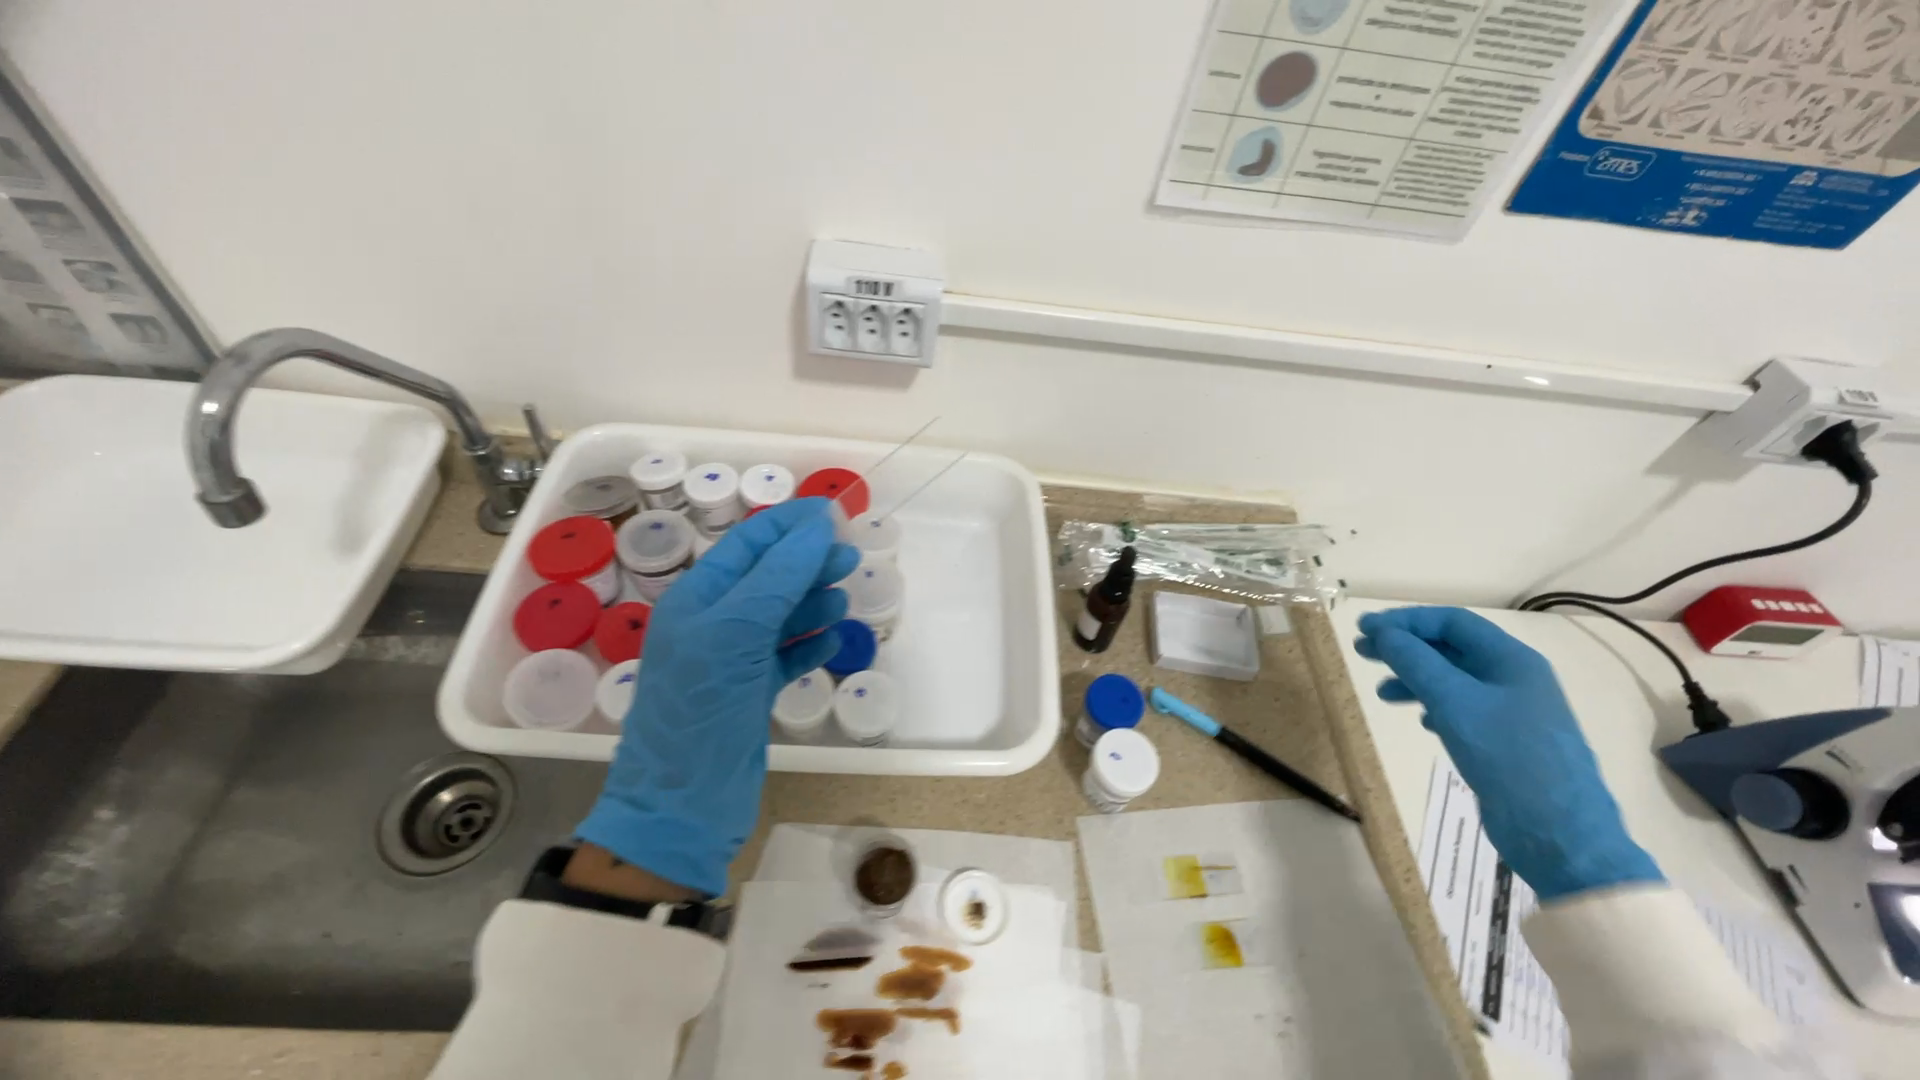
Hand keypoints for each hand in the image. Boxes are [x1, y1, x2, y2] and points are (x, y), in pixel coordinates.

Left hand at [575, 497, 859, 896]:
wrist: (681, 807)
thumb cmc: (703, 709)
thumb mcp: (738, 631)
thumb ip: (780, 576)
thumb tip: (820, 528)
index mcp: (699, 599)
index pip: (749, 544)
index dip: (791, 524)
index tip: (837, 514)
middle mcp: (713, 623)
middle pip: (768, 575)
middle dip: (808, 562)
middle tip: (852, 557)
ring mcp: (731, 661)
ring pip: (780, 615)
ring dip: (811, 602)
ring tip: (843, 599)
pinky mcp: (749, 695)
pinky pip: (785, 656)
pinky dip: (808, 645)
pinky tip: (831, 641)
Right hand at [1355, 606, 1661, 900]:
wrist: (1558, 834)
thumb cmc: (1508, 758)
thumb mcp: (1455, 703)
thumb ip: (1416, 663)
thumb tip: (1382, 633)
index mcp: (1512, 660)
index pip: (1452, 622)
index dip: (1405, 621)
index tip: (1364, 629)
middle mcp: (1514, 679)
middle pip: (1452, 648)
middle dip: (1406, 648)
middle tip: (1363, 653)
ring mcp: (1512, 712)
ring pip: (1454, 681)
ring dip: (1415, 679)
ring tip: (1382, 693)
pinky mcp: (1505, 743)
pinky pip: (1462, 710)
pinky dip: (1434, 706)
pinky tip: (1419, 720)